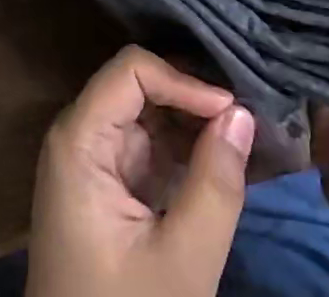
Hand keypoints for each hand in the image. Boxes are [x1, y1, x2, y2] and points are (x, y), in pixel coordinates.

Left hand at [26, 46, 256, 296]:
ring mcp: (95, 158)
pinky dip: (189, 147)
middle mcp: (80, 136)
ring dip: (196, 119)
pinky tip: (227, 156)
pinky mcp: (112, 182)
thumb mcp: (182, 259)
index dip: (182, 79)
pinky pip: (152, 143)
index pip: (132, 69)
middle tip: (249, 111)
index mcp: (79, 141)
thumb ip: (215, 183)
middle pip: (140, 84)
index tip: (230, 109)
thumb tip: (243, 113)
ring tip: (245, 129)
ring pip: (150, 111)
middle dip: (194, 93)